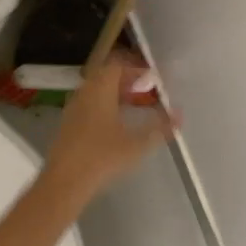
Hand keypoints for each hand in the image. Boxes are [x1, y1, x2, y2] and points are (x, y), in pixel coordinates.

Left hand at [38, 58, 177, 204]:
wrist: (65, 180)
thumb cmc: (102, 157)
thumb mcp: (137, 144)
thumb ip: (160, 127)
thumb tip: (179, 114)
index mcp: (100, 89)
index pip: (117, 64)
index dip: (135, 67)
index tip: (152, 78)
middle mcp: (84, 92)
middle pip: (106, 75)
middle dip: (127, 79)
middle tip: (146, 89)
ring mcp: (73, 107)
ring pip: (96, 89)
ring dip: (115, 92)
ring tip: (135, 105)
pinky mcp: (68, 123)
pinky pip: (89, 103)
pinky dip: (105, 104)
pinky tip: (116, 123)